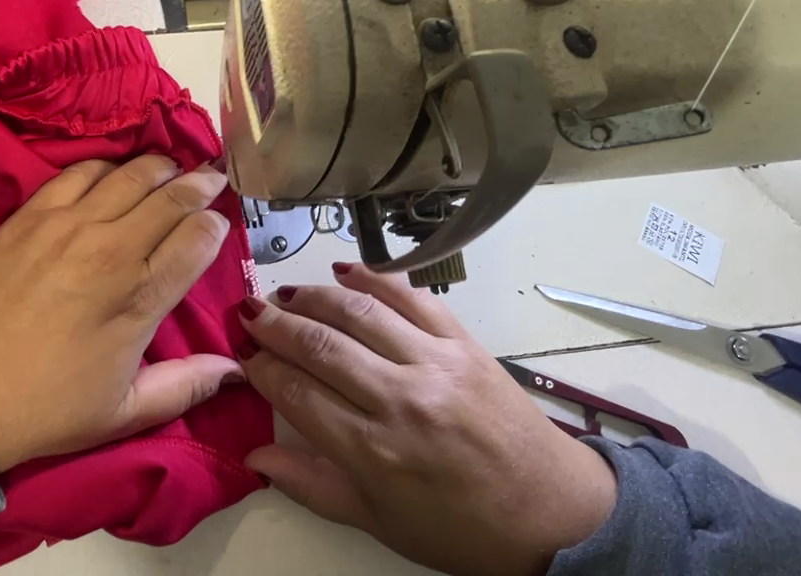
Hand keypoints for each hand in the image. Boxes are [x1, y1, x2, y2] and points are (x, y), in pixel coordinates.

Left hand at [0, 155, 239, 476]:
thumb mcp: (123, 413)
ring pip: (133, 174)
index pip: (199, 238)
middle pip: (173, 196)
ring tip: (171, 170)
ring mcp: (70, 224)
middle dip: (201, 183)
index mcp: (141, 297)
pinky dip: (107, 166)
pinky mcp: (32, 213)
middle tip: (211, 178)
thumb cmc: (43, 408)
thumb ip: (186, 386)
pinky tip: (113, 174)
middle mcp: (113, 249)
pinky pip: (81, 171)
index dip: (217, 224)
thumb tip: (235, 369)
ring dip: (161, 168)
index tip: (219, 223)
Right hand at [239, 264, 617, 575]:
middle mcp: (402, 400)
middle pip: (320, 345)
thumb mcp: (380, 521)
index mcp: (376, 453)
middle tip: (250, 314)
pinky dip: (374, 277)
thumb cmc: (461, 530)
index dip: (262, 369)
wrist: (555, 515)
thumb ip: (312, 484)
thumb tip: (252, 454)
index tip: (244, 355)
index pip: (297, 394)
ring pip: (358, 312)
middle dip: (276, 325)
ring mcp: (436, 363)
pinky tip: (344, 271)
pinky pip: (411, 295)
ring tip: (286, 294)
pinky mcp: (464, 341)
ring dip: (313, 296)